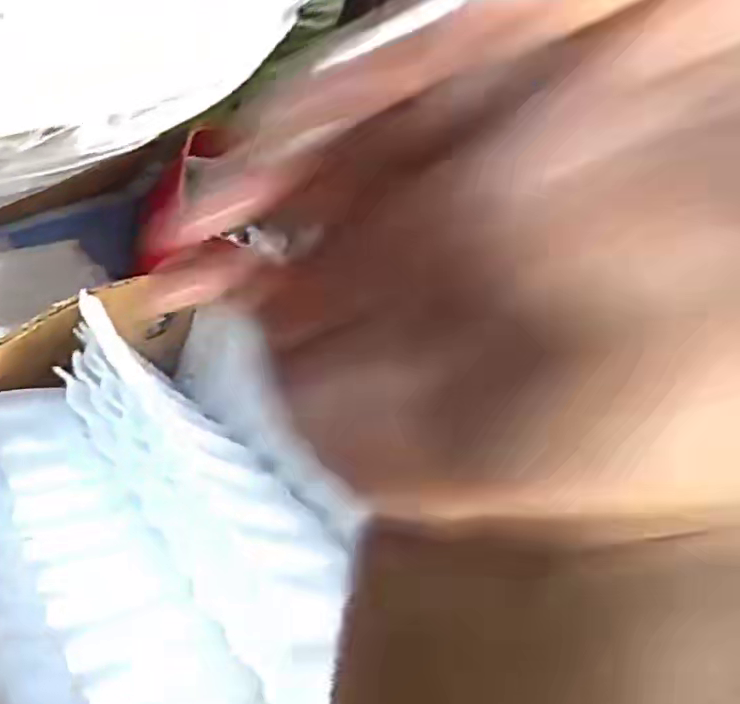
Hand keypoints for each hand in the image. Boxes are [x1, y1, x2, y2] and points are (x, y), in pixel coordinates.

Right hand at [149, 0, 739, 537]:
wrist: (508, 512)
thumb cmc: (628, 429)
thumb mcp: (667, 327)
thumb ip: (599, 229)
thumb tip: (506, 153)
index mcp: (602, 146)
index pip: (558, 29)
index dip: (479, 27)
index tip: (416, 62)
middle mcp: (482, 175)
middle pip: (396, 103)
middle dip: (319, 118)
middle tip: (260, 153)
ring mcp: (379, 239)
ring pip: (301, 177)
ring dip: (238, 190)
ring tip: (193, 225)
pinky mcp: (306, 300)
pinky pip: (243, 267)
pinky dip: (201, 270)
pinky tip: (179, 281)